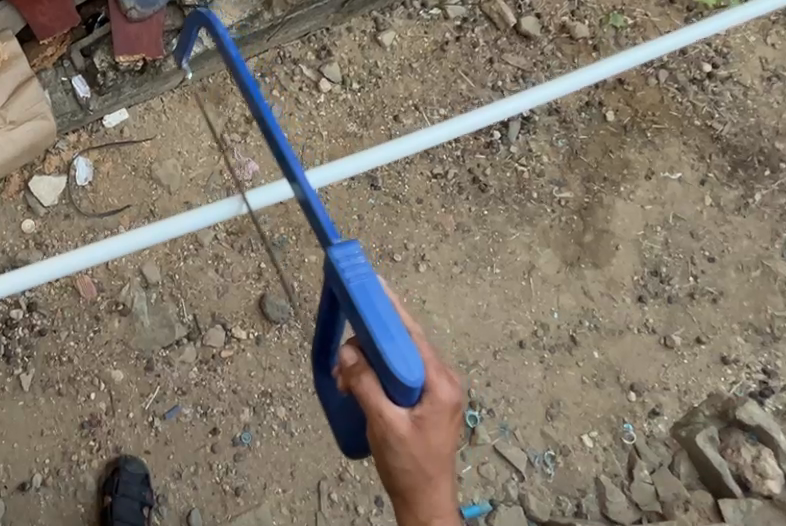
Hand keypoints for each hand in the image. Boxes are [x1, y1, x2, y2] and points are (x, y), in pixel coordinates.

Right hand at [333, 290, 464, 525]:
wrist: (425, 503)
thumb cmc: (409, 466)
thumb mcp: (383, 423)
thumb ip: (365, 382)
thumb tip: (347, 350)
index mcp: (440, 382)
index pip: (412, 332)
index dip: (389, 306)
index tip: (372, 282)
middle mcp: (442, 380)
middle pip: (401, 342)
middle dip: (367, 343)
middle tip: (342, 356)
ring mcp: (436, 390)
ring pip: (395, 357)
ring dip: (367, 362)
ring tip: (345, 379)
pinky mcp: (426, 399)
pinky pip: (396, 372)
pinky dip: (374, 374)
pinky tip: (356, 385)